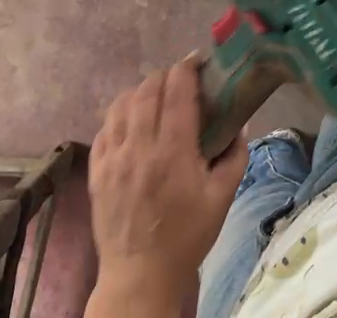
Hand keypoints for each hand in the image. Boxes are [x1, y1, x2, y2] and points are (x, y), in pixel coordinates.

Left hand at [88, 56, 248, 312]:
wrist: (141, 275)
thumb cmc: (187, 236)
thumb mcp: (222, 197)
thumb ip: (235, 155)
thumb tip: (240, 123)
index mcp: (173, 152)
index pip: (177, 91)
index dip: (187, 68)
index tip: (197, 61)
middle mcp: (139, 147)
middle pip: (147, 89)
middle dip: (166, 75)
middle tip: (181, 78)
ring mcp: (113, 159)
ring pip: (121, 103)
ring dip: (141, 91)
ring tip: (156, 96)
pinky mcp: (96, 171)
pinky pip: (104, 128)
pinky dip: (120, 115)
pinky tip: (132, 122)